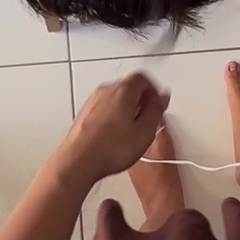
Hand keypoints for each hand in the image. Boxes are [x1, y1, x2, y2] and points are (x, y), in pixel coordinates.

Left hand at [51, 74, 169, 188]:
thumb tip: (161, 100)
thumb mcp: (144, 132)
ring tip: (133, 127)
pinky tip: (117, 133)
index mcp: (122, 91)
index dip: (154, 89)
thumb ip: (156, 111)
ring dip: (127, 107)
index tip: (158, 101)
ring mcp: (92, 101)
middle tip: (149, 114)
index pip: (143, 77)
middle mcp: (105, 91)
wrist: (78, 162)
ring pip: (115, 96)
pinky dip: (114, 114)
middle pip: (128, 85)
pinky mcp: (85, 113)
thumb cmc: (107, 149)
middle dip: (142, 98)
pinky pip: (104, 107)